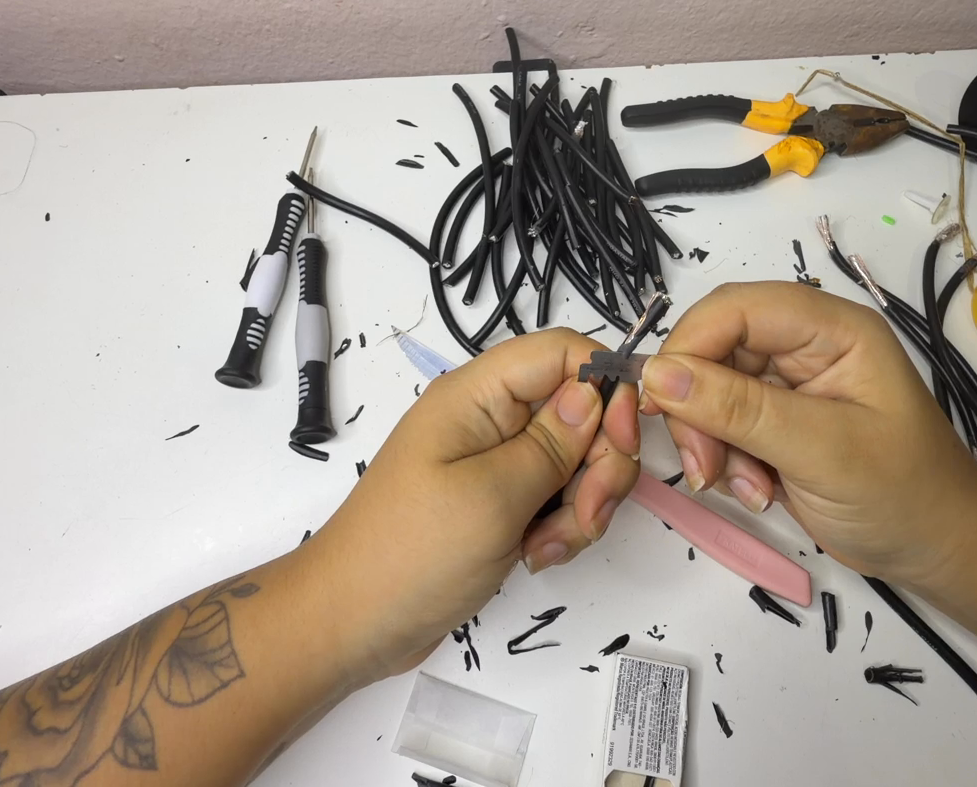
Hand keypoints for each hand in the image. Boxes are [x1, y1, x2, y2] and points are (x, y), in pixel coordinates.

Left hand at [301, 328, 639, 683]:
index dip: (604, 383)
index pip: (561, 351)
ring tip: (547, 547)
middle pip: (580, 409)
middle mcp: (493, 416)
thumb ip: (553, 442)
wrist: (352, 625)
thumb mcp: (492, 496)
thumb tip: (595, 389)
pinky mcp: (505, 497)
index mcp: (478, 394)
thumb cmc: (412, 553)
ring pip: (577, 457)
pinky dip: (563, 525)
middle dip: (599, 462)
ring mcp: (499, 458)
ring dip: (582, 504)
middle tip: (588, 514)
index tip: (624, 439)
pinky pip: (558, 494)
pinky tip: (537, 556)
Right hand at [639, 281, 976, 587]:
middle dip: (698, 409)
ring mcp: (787, 379)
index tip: (660, 403)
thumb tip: (657, 376)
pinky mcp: (773, 415)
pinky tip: (758, 490)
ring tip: (748, 489)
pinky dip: (723, 457)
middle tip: (705, 467)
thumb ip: (739, 410)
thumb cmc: (905, 496)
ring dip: (711, 442)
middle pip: (714, 348)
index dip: (689, 345)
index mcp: (830, 327)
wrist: (938, 551)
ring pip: (707, 388)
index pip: (737, 308)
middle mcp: (803, 342)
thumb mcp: (823, 451)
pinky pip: (719, 420)